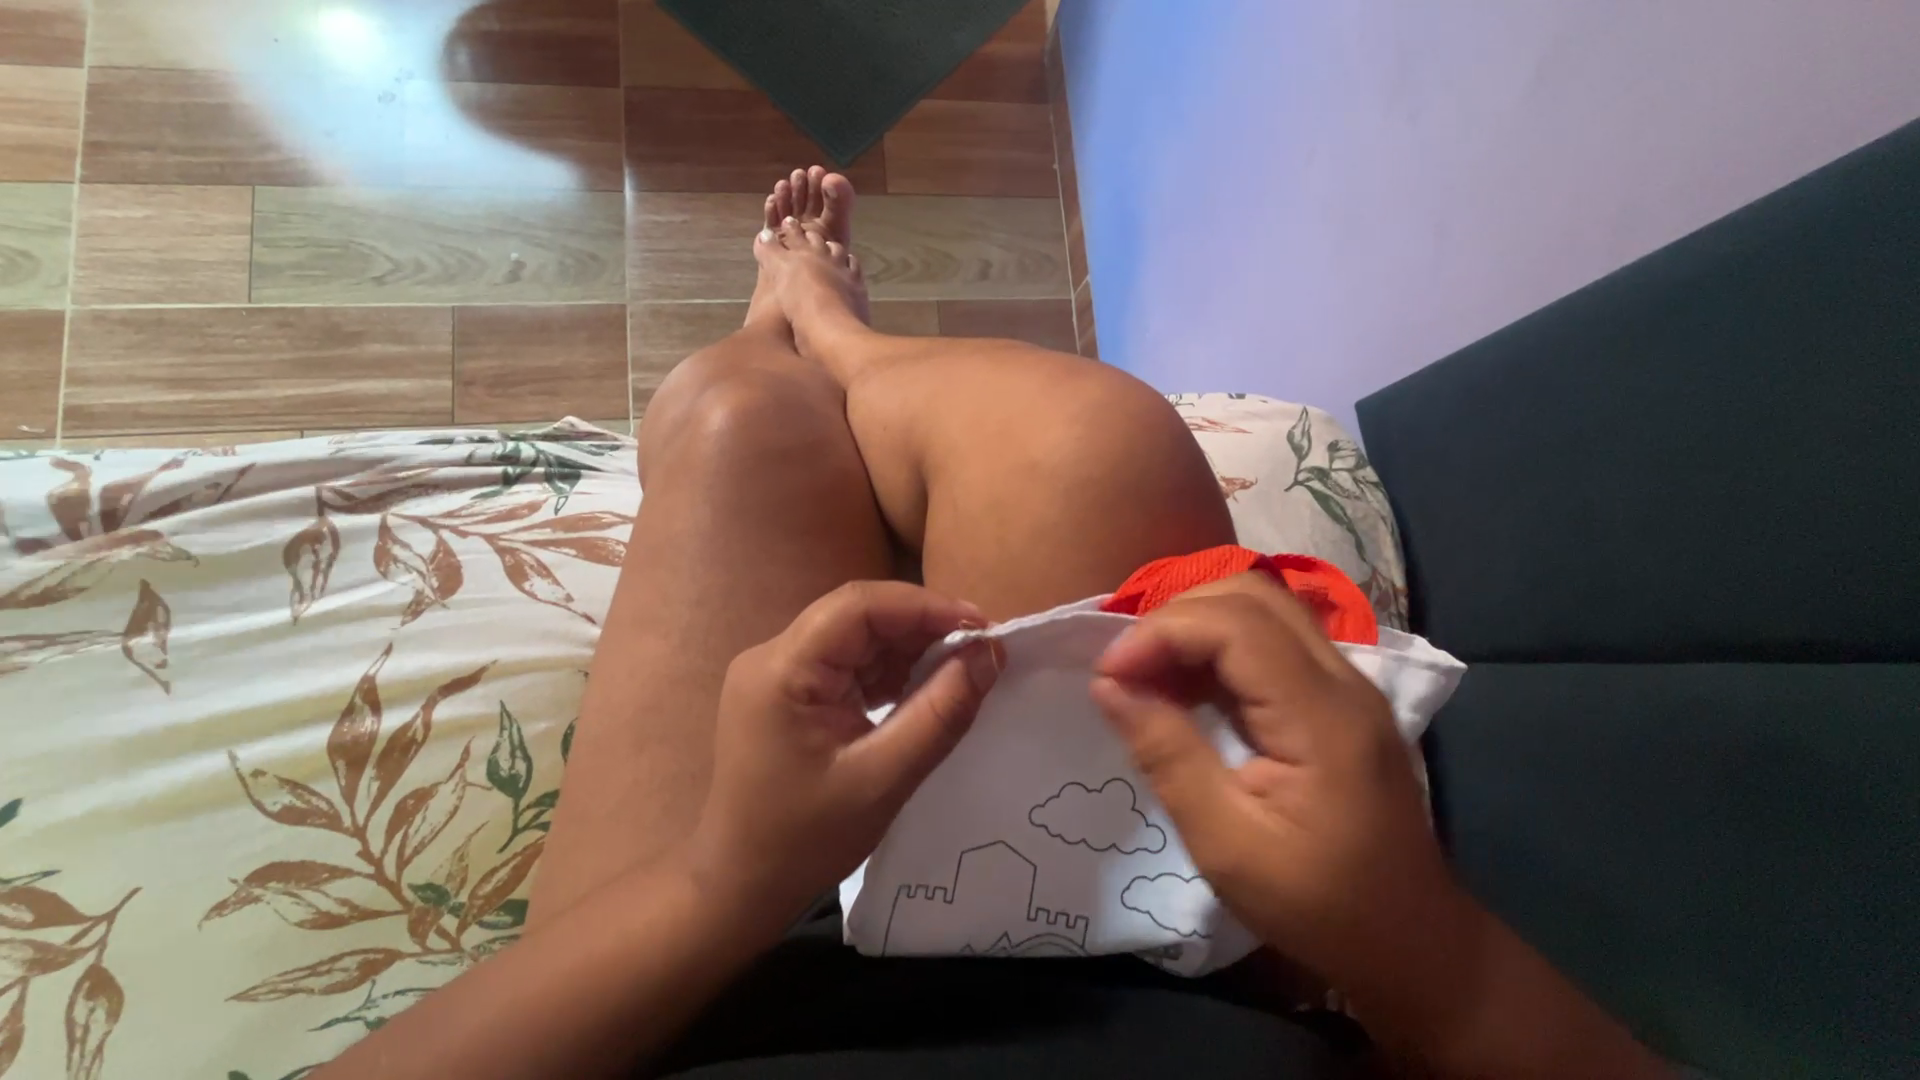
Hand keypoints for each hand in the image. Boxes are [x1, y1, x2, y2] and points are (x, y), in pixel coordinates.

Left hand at [687, 581, 1003, 933]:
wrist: (742, 887)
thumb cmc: (806, 840)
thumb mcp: (883, 779)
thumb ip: (940, 713)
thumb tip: (989, 655)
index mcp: (782, 669)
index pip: (858, 606)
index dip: (925, 606)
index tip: (982, 626)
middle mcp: (774, 656)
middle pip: (858, 616)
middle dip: (922, 626)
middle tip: (981, 649)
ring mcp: (779, 674)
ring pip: (857, 638)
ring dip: (909, 649)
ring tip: (961, 670)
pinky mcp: (791, 694)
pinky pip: (848, 664)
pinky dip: (889, 672)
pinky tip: (923, 690)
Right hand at [1089, 572, 1468, 986]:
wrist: (1412, 943)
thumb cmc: (1318, 905)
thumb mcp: (1226, 844)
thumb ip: (1168, 755)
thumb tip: (1108, 685)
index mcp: (1322, 717)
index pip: (1236, 625)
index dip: (1162, 632)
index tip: (1109, 673)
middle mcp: (1343, 680)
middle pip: (1252, 596)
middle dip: (1175, 618)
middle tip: (1126, 668)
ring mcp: (1346, 684)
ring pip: (1262, 609)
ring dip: (1195, 627)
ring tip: (1147, 674)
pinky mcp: (1337, 698)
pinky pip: (1270, 641)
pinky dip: (1216, 648)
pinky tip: (1184, 687)